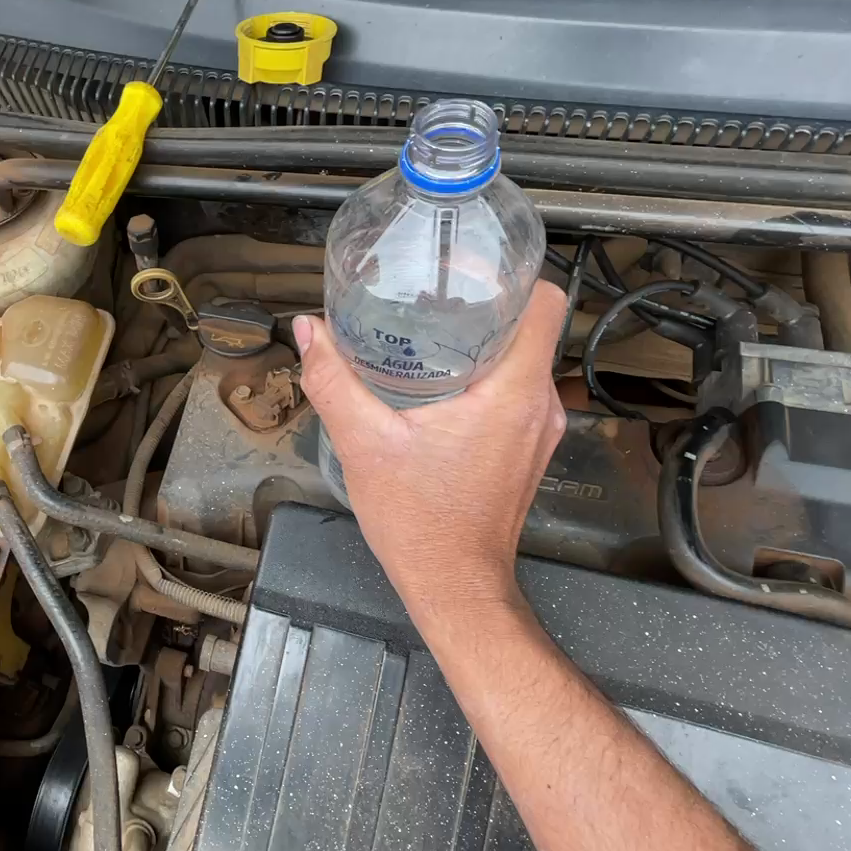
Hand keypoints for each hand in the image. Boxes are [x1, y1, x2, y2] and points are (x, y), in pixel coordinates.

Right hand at [295, 281, 569, 618]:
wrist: (452, 583)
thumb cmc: (419, 522)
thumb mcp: (363, 444)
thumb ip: (334, 381)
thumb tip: (308, 331)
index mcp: (512, 394)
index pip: (542, 302)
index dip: (509, 274)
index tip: (464, 267)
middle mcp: (539, 407)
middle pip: (527, 327)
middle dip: (480, 304)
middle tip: (426, 295)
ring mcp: (538, 431)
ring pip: (519, 360)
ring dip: (479, 342)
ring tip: (424, 335)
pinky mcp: (525, 449)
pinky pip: (512, 392)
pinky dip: (480, 377)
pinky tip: (434, 384)